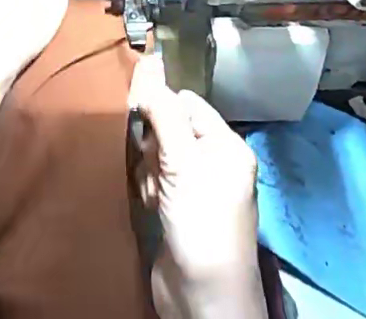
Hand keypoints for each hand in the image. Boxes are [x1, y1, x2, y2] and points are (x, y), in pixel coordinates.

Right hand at [130, 56, 266, 318]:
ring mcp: (196, 189)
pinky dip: (149, 190)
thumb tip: (150, 68)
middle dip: (154, 145)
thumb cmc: (201, 221)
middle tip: (154, 167)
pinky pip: (156, 182)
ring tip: (155, 194)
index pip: (188, 105)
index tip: (138, 112)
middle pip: (170, 129)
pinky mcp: (178, 210)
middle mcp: (214, 163)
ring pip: (158, 156)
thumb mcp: (183, 161)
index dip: (163, 106)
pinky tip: (151, 206)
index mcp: (227, 145)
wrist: (203, 299)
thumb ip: (164, 114)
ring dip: (149, 171)